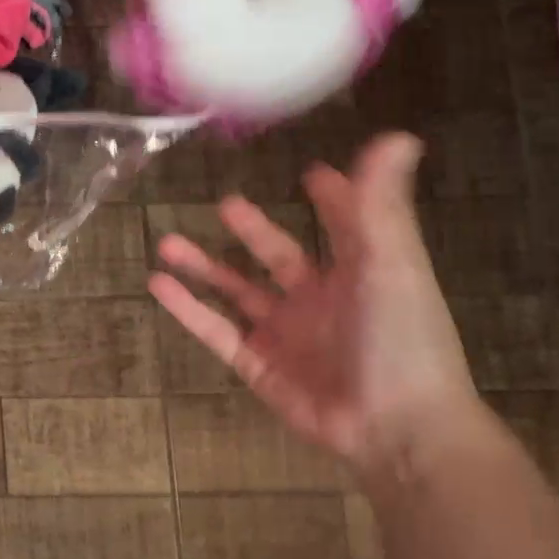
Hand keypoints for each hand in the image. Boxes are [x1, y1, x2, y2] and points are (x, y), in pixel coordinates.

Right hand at [149, 133, 479, 471]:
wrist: (392, 421)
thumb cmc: (401, 338)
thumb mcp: (391, 264)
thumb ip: (380, 206)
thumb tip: (395, 136)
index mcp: (362, 273)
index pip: (346, 227)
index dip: (335, 201)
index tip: (314, 174)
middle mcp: (320, 299)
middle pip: (280, 258)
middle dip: (253, 231)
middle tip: (225, 204)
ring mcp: (283, 332)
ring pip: (235, 291)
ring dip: (203, 267)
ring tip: (165, 243)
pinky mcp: (254, 363)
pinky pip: (213, 329)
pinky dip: (185, 307)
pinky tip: (157, 284)